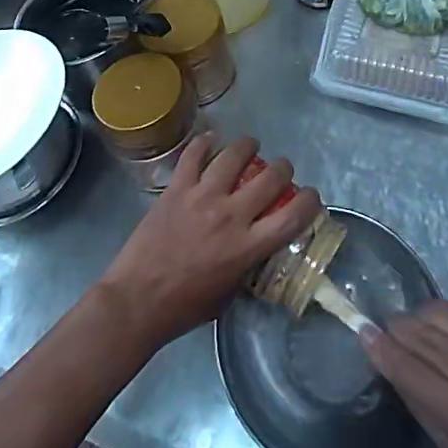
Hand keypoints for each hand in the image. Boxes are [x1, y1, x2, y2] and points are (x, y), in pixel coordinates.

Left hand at [97, 134, 323, 349]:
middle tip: (281, 169)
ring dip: (248, 146)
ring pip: (234, 155)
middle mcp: (230, 215)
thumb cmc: (183, 308)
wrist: (136, 302)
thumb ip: (246, 266)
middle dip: (283, 168)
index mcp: (246, 248)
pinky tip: (211, 139)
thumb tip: (255, 248)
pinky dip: (205, 142)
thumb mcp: (228, 294)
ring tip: (251, 146)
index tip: (312, 196)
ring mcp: (201, 197)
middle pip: (270, 178)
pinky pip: (194, 155)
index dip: (310, 202)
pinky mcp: (176, 188)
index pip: (293, 218)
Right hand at [363, 300, 447, 447]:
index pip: (419, 375)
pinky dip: (443, 313)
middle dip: (399, 330)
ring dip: (418, 316)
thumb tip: (390, 365)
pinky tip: (430, 320)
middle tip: (377, 326)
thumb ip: (427, 411)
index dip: (386, 352)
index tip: (361, 332)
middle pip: (431, 341)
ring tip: (402, 323)